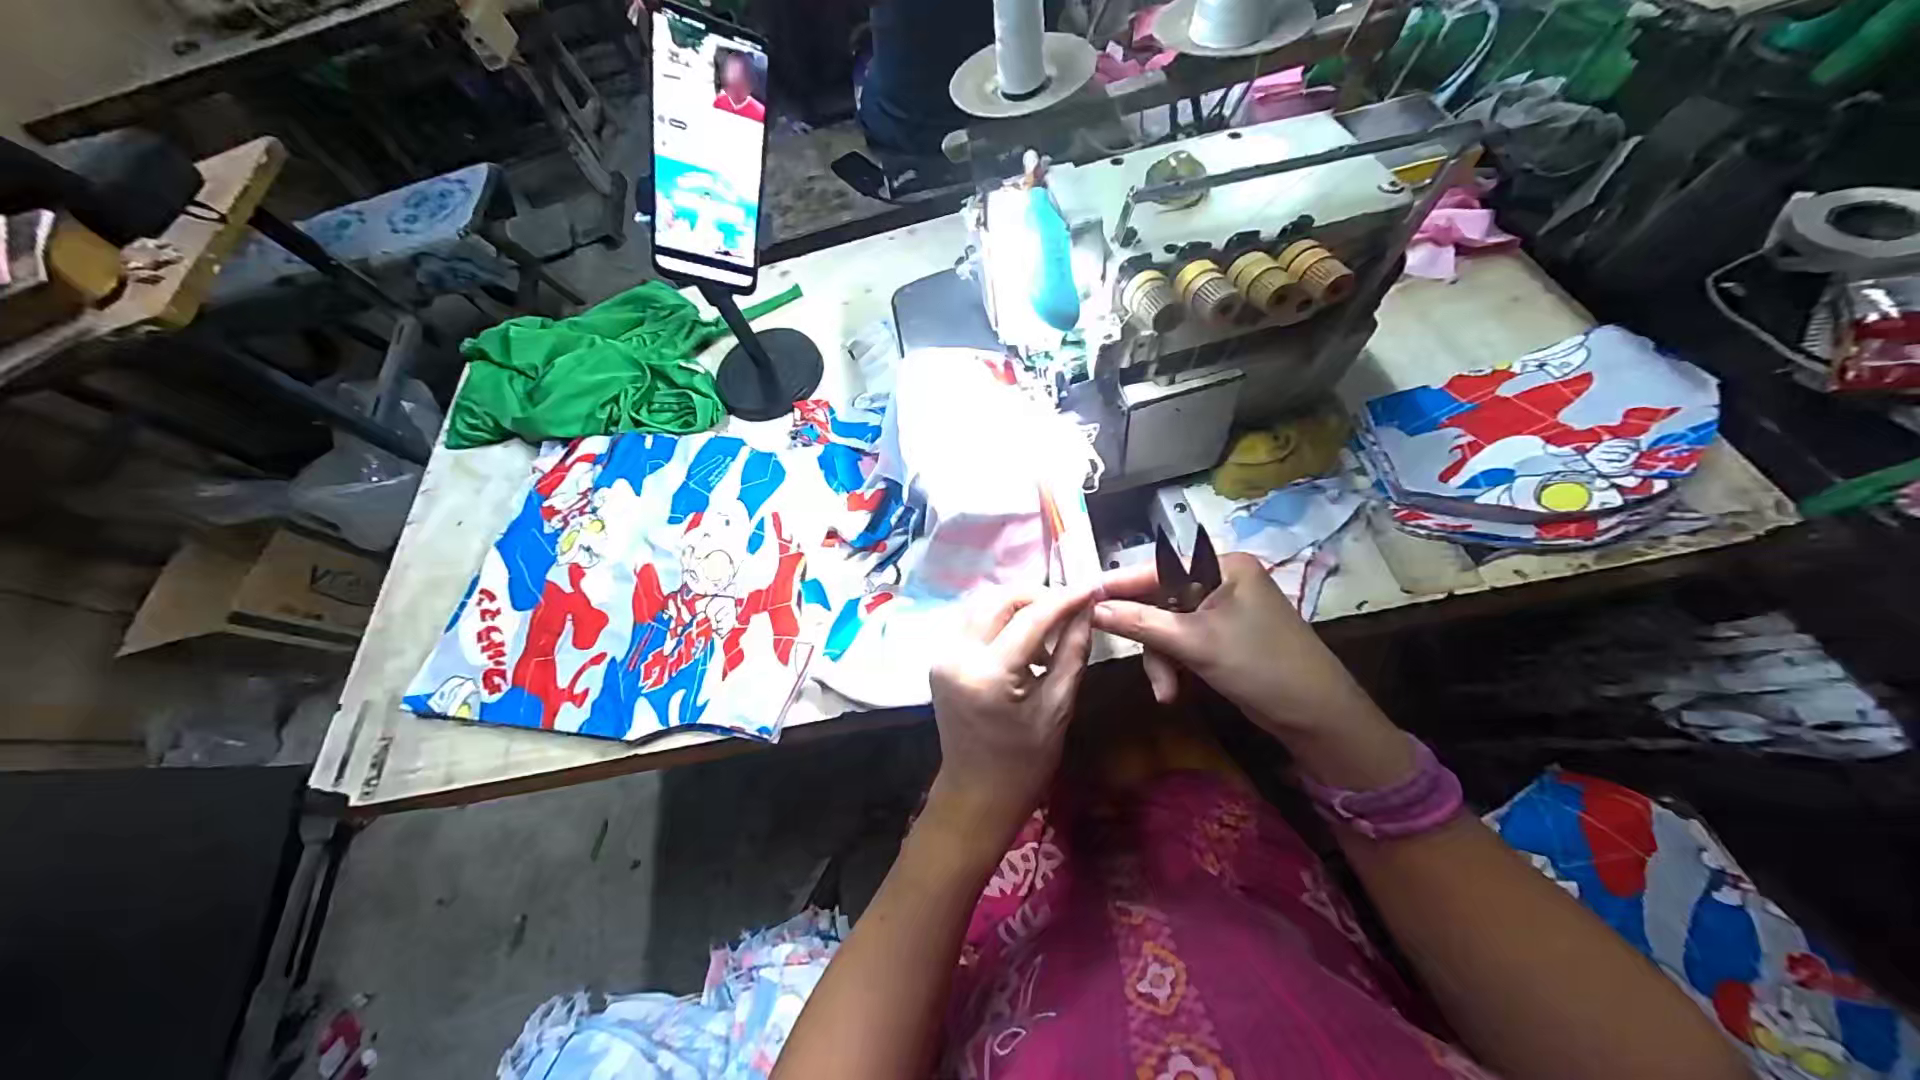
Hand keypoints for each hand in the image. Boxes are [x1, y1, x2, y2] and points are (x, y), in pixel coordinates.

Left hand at [926, 585, 1095, 844]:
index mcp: (988, 674)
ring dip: (1019, 607)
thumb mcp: (1058, 707)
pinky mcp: (941, 659)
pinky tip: (1024, 641)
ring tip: (1049, 628)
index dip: (1064, 599)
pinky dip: (1001, 621)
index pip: (1030, 618)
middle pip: (1000, 600)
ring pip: (984, 606)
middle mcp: (957, 656)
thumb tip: (1087, 608)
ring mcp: (943, 656)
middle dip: (1038, 597)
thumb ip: (1073, 651)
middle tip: (1070, 609)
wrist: (977, 793)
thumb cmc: (1025, 761)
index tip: (1091, 587)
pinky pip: (974, 623)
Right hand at [1092, 554, 1413, 787]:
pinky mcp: (1226, 635)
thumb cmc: (1259, 667)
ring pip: (1169, 626)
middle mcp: (1222, 579)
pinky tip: (1174, 690)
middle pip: (1161, 600)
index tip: (1084, 598)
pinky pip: (1184, 640)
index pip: (1157, 569)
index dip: (1120, 585)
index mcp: (1222, 566)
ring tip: (1166, 691)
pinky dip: (1176, 664)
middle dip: (1150, 640)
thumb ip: (1140, 622)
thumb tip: (1094, 608)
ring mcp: (1225, 608)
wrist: (1318, 717)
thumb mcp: (1194, 643)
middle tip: (1138, 663)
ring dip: (1162, 659)